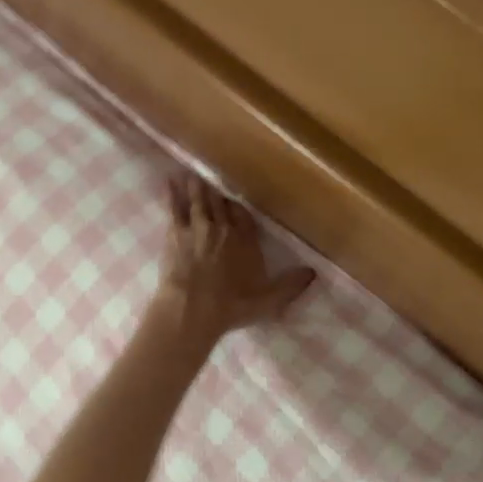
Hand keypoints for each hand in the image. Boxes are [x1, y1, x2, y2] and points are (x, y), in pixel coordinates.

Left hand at [151, 175, 313, 340]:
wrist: (193, 308)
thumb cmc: (231, 306)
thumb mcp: (269, 300)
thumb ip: (290, 285)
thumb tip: (313, 272)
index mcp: (246, 241)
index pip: (244, 217)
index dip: (239, 208)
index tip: (234, 200)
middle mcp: (224, 228)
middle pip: (221, 205)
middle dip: (217, 192)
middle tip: (212, 178)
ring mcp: (198, 227)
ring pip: (199, 201)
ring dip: (197, 187)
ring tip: (192, 173)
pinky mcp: (175, 232)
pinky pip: (175, 207)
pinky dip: (172, 194)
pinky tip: (169, 181)